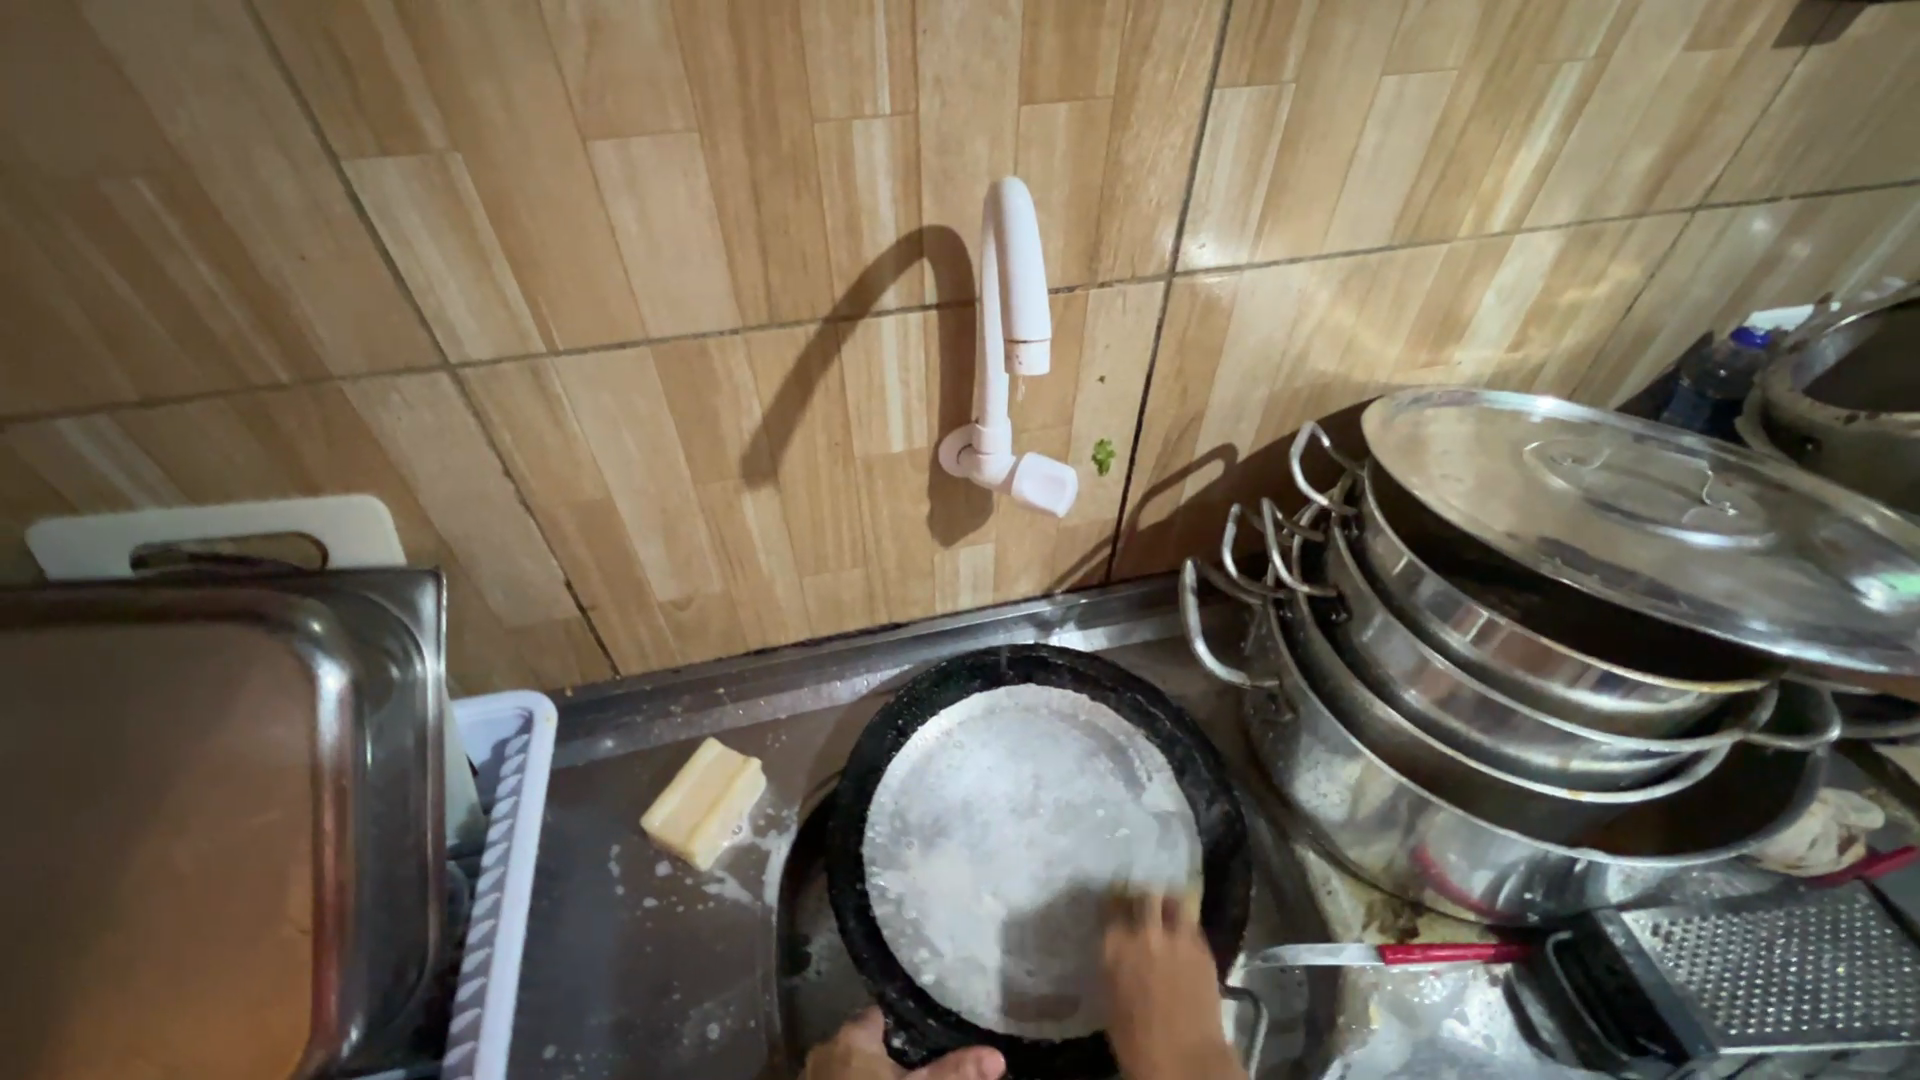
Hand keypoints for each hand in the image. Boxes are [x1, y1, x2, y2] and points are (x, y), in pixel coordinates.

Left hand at [802, 1007, 1005, 1079]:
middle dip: (891, 1055)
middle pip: (866, 1042)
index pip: (881, 1014)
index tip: (930, 1036)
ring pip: (851, 1069)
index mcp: (851, 1036)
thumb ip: (954, 1072)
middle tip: (920, 1067)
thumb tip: (997, 1055)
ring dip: (871, 1075)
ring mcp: (815, 1078)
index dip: (906, 1026)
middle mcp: (827, 1050)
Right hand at [1103, 892, 1245, 1079]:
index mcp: (1115, 946)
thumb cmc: (1137, 1040)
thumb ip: (1113, 963)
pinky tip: (1183, 931)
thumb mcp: (1110, 997)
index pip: (1111, 905)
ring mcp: (1176, 938)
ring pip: (1172, 901)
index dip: (1113, 902)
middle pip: (1142, 895)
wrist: (1185, 1060)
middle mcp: (1144, 933)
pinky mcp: (1202, 948)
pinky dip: (1186, 922)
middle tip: (1141, 905)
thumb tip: (1117, 947)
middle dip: (1141, 898)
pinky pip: (1192, 923)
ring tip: (1166, 909)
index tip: (1115, 905)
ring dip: (1167, 902)